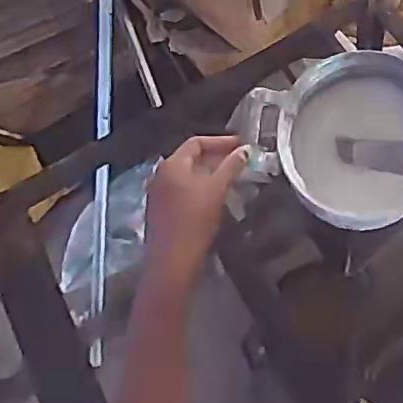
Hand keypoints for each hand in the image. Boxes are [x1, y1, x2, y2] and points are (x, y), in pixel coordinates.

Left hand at [143, 136, 246, 286]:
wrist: (172, 261)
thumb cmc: (195, 219)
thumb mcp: (218, 188)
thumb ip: (232, 165)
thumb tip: (245, 150)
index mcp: (172, 165)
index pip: (196, 142)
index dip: (220, 141)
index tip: (240, 145)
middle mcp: (160, 175)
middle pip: (190, 158)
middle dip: (216, 157)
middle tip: (238, 161)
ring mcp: (158, 194)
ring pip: (187, 176)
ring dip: (209, 173)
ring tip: (230, 178)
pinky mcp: (160, 211)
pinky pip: (182, 190)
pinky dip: (199, 188)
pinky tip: (214, 197)